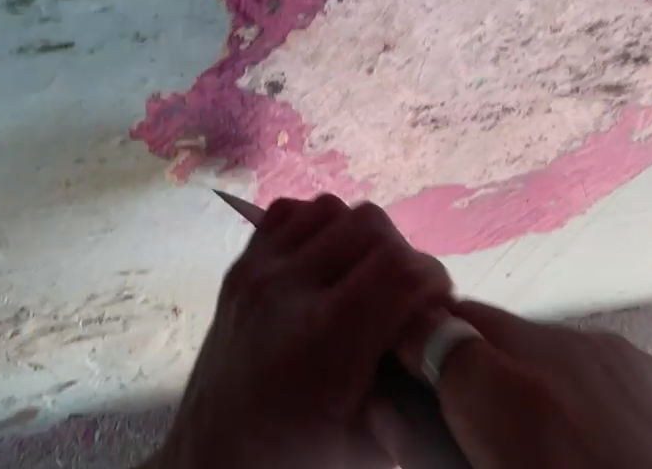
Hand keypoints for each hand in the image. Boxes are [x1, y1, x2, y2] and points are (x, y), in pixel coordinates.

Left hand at [149, 194, 452, 468]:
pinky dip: (316, 226)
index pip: (399, 267)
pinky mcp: (238, 265)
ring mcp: (256, 269)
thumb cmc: (298, 461)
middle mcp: (286, 290)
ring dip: (359, 236)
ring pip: (330, 207)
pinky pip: (287, 211)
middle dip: (401, 252)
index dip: (432, 278)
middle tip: (402, 293)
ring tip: (363, 276)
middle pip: (369, 223)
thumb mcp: (369, 439)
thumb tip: (440, 325)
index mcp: (323, 341)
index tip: (436, 305)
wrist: (211, 461)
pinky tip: (325, 263)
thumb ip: (407, 376)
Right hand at [380, 300, 651, 468]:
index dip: (403, 345)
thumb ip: (421, 445)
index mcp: (508, 399)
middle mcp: (553, 351)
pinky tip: (573, 423)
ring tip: (526, 425)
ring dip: (506, 363)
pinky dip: (554, 373)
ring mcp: (599, 346)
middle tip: (459, 408)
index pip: (421, 327)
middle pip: (469, 319)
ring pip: (519, 331)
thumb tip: (380, 401)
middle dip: (453, 351)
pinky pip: (567, 345)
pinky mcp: (633, 354)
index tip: (398, 373)